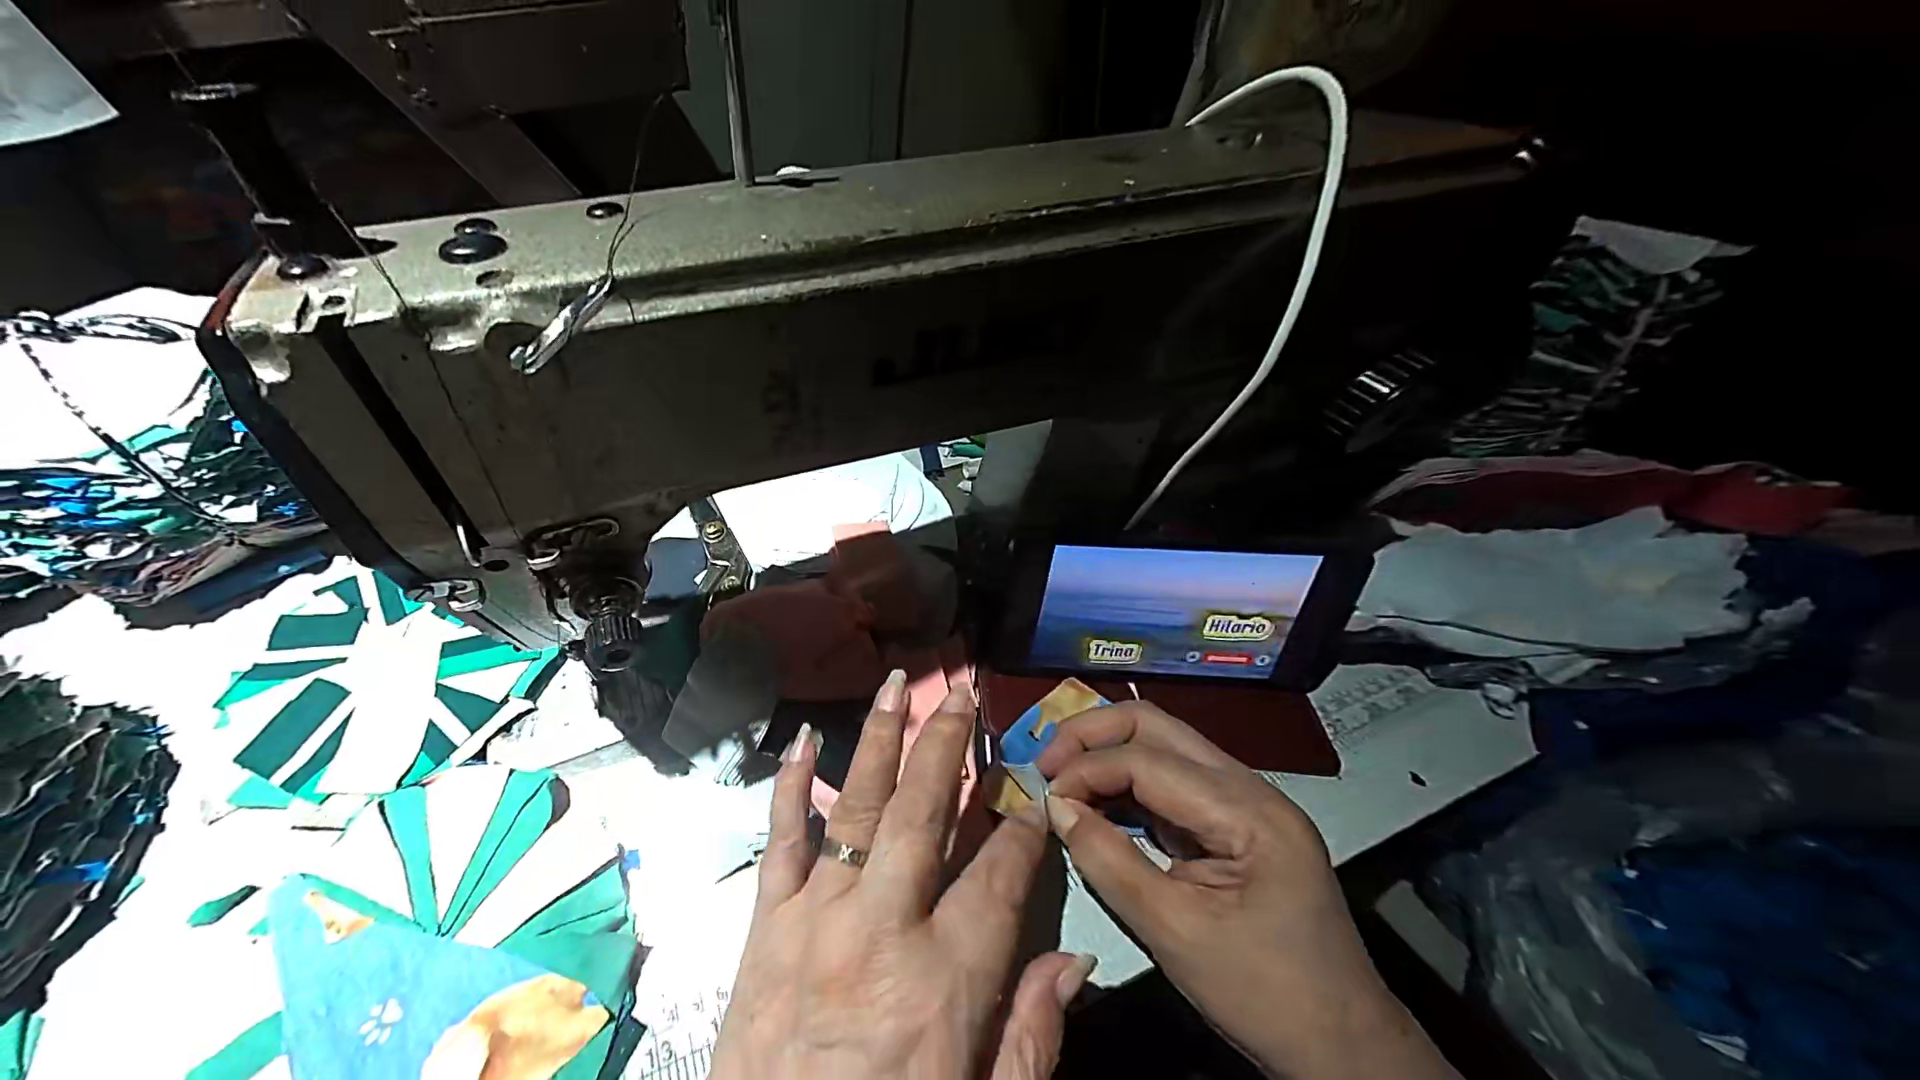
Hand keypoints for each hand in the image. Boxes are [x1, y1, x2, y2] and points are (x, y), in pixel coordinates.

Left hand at [711, 671, 1096, 1079]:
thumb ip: (1032, 1035)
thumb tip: (1076, 961)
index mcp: (945, 977)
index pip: (1000, 875)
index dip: (1023, 828)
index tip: (1035, 795)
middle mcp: (881, 927)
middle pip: (922, 812)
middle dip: (946, 745)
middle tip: (963, 693)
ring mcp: (815, 918)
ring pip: (854, 806)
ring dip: (879, 738)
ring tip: (896, 685)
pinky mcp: (763, 928)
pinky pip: (779, 843)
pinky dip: (789, 788)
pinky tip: (802, 740)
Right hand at [1035, 701, 1454, 1079]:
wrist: (1344, 1047)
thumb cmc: (1264, 996)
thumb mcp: (1174, 933)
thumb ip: (1108, 861)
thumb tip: (1055, 807)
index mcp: (1247, 810)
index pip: (1147, 759)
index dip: (1086, 769)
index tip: (1041, 795)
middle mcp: (1249, 787)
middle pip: (1156, 726)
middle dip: (1093, 735)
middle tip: (1045, 763)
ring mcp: (1244, 800)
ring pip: (1163, 744)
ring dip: (1108, 753)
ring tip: (1060, 777)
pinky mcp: (1233, 821)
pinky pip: (1171, 780)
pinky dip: (1128, 783)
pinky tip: (1097, 799)